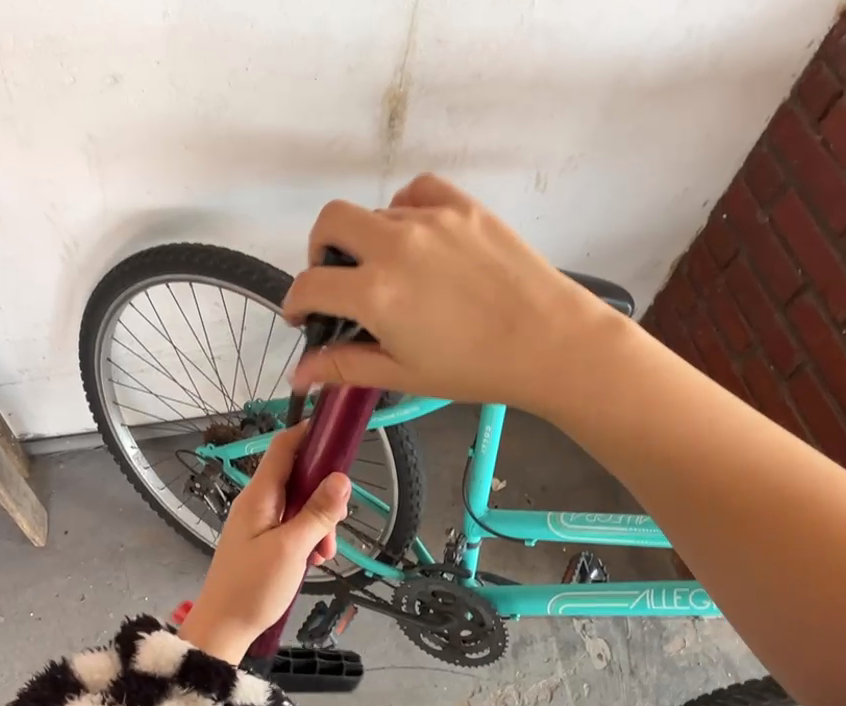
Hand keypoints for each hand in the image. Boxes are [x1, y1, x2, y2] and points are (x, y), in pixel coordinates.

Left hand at [177, 424, 350, 663]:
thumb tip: (342, 478)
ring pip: (302, 505)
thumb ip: (318, 512)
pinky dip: (309, 539)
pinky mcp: (266, 541)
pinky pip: (295, 527)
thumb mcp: (292, 548)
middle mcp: (258, 502)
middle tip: (334, 524)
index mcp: (259, 495)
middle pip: (300, 477)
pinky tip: (313, 560)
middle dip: (324, 496)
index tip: (340, 438)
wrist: (224, 627)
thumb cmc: (253, 587)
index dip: (311, 435)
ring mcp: (261, 522)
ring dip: (319, 523)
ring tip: (321, 552)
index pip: (284, 447)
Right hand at [282, 174, 639, 418]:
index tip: (303, 316)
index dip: (296, 302)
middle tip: (336, 282)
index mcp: (375, 294)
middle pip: (330, 222)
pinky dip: (403, 208)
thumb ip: (345, 367)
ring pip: (374, 212)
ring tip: (390, 273)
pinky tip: (415, 237)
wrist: (550, 343)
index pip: (310, 285)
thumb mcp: (404, 374)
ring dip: (367, 240)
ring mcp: (431, 219)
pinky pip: (416, 190)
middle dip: (320, 251)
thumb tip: (301, 373)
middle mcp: (395, 245)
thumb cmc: (477, 369)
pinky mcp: (463, 206)